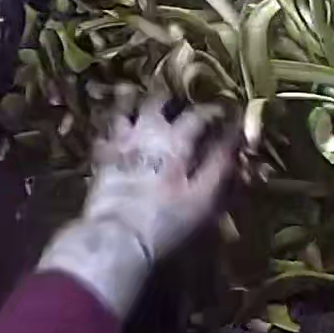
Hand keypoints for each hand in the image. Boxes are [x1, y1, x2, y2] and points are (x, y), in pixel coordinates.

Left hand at [37, 94, 235, 318]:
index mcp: (175, 141)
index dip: (211, 111)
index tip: (222, 111)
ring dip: (129, 101)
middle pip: (155, 102)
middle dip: (167, 97)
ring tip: (132, 94)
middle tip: (174, 99)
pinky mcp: (100, 159)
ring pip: (123, 111)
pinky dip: (107, 131)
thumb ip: (219, 166)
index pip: (197, 115)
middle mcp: (146, 133)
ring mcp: (119, 143)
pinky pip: (102, 136)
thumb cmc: (166, 220)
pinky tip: (110, 133)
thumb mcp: (203, 198)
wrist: (117, 237)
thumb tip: (233, 139)